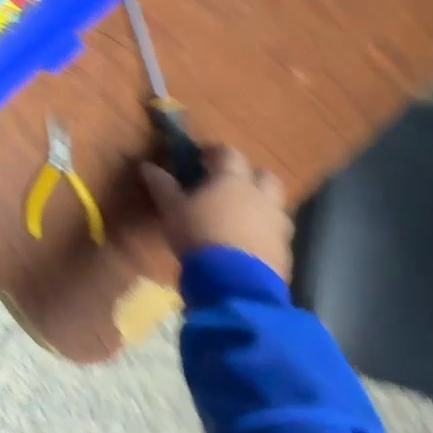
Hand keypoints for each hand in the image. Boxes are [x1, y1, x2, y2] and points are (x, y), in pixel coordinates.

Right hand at [141, 145, 292, 278]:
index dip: (215, 151)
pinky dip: (263, 229)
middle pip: (264, 175)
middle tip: (228, 183)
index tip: (201, 156)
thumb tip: (147, 166)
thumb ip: (162, 185)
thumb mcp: (171, 208)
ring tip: (239, 214)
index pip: (229, 154)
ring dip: (260, 203)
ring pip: (275, 204)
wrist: (234, 280)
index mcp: (233, 181)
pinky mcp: (284, 249)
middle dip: (249, 175)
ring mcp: (277, 223)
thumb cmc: (198, 233)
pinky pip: (276, 231)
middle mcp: (261, 197)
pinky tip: (245, 240)